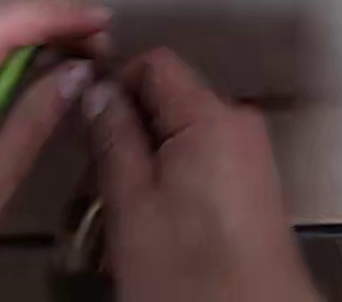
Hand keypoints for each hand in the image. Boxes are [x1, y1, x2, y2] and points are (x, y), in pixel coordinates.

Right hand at [82, 49, 320, 301]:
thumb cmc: (190, 279)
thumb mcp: (133, 206)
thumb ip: (112, 136)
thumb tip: (96, 89)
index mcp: (211, 114)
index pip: (155, 62)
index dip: (116, 82)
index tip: (87, 120)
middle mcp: (237, 120)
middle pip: (169, 95)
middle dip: (128, 125)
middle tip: (95, 172)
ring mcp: (250, 152)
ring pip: (182, 129)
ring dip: (147, 153)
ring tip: (121, 202)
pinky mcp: (254, 183)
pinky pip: (203, 154)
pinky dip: (173, 171)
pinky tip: (155, 216)